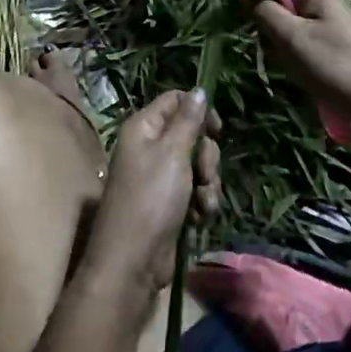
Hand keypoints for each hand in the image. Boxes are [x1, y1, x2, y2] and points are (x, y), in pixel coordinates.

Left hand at [81, 89, 221, 292]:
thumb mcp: (173, 153)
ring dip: (208, 183)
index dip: (198, 110)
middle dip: (206, 156)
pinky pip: (195, 190)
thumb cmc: (151, 199)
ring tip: (203, 203)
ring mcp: (159, 176)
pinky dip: (202, 202)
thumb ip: (189, 120)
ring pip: (198, 165)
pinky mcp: (169, 202)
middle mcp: (150, 147)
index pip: (175, 100)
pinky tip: (200, 217)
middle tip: (205, 174)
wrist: (133, 261)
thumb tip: (199, 90)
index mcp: (144, 128)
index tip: (217, 129)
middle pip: (192, 134)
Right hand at [252, 0, 350, 123]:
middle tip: (269, 44)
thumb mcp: (292, 36)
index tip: (245, 18)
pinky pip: (299, 36)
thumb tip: (250, 0)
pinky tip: (296, 67)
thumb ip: (266, 13)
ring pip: (287, 21)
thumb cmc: (331, 64)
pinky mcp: (328, 39)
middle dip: (268, 20)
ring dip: (279, 39)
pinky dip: (292, 50)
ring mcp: (326, 19)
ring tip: (284, 59)